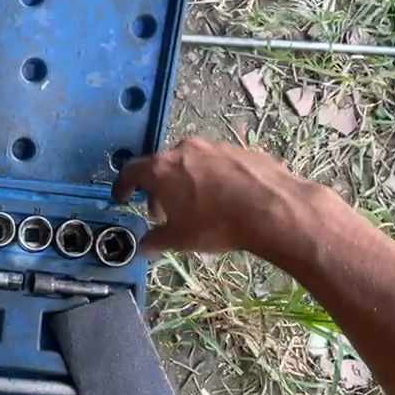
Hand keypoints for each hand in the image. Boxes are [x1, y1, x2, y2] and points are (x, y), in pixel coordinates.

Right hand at [112, 137, 333, 263]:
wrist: (273, 209)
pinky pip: (216, 164)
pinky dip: (212, 179)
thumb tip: (144, 247)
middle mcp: (185, 150)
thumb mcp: (179, 240)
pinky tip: (224, 199)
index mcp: (162, 168)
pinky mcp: (241, 150)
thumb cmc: (215, 224)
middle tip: (163, 212)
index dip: (122, 186)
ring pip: (190, 163)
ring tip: (195, 206)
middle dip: (157, 189)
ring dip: (185, 182)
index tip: (121, 198)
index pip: (130, 171)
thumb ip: (155, 241)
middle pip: (161, 166)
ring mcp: (215, 147)